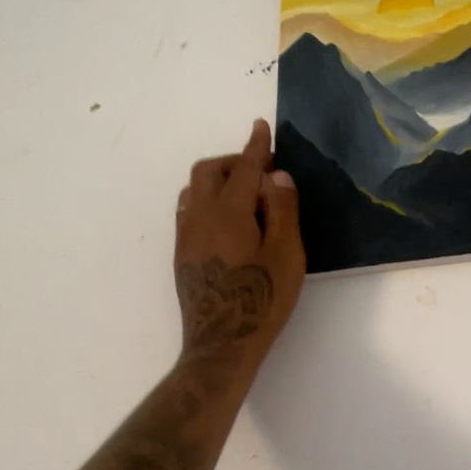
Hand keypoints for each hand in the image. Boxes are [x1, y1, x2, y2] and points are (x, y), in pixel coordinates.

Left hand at [174, 119, 304, 361]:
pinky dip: (208, 199)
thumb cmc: (264, 298)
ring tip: (247, 195)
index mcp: (229, 212)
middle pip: (209, 171)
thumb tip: (276, 176)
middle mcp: (200, 217)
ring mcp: (186, 236)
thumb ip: (283, 210)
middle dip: (235, 161)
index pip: (244, 168)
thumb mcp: (288, 253)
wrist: (222, 342)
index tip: (261, 127)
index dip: (256, 146)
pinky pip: (189, 210)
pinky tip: (228, 219)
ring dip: (219, 180)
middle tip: (264, 172)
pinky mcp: (182, 254)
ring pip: (194, 190)